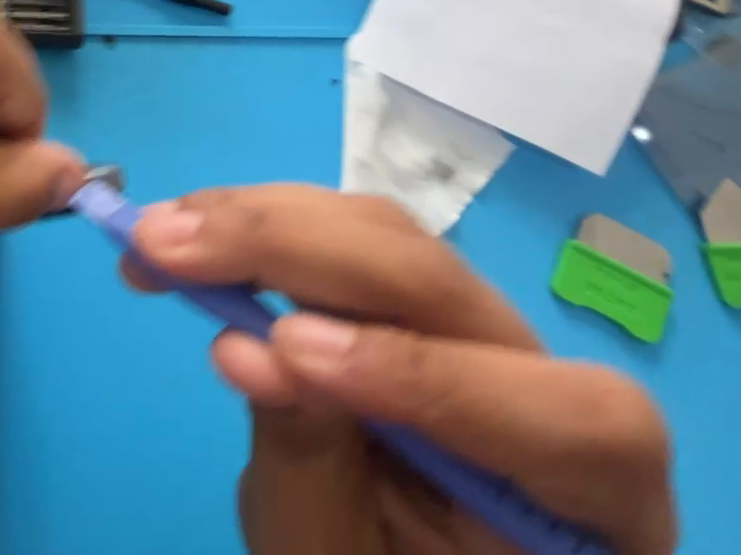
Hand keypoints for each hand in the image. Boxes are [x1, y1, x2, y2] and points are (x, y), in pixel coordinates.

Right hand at [124, 185, 675, 554]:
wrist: (365, 549)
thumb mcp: (327, 554)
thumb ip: (306, 460)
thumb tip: (244, 348)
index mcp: (583, 498)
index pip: (565, 420)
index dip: (425, 371)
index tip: (284, 350)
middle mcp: (542, 387)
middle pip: (444, 283)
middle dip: (294, 248)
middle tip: (167, 243)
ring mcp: (467, 326)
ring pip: (383, 234)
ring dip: (257, 219)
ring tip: (156, 233)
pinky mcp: (396, 294)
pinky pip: (337, 232)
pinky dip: (251, 221)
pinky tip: (187, 229)